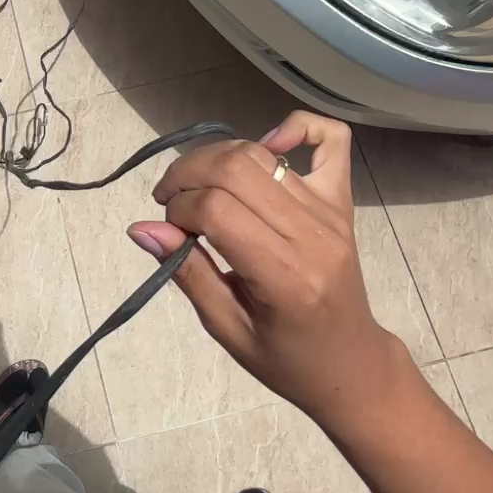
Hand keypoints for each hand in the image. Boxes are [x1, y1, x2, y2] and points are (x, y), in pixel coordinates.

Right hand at [127, 111, 410, 433]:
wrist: (352, 366)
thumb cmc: (286, 358)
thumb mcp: (226, 329)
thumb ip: (187, 272)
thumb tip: (140, 227)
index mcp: (284, 276)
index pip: (216, 209)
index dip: (179, 209)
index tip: (171, 231)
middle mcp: (312, 234)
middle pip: (235, 168)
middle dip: (186, 174)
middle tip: (173, 203)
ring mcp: (331, 212)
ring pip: (260, 153)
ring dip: (215, 157)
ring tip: (198, 184)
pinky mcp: (342, 200)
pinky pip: (332, 139)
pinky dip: (298, 126)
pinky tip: (270, 144)